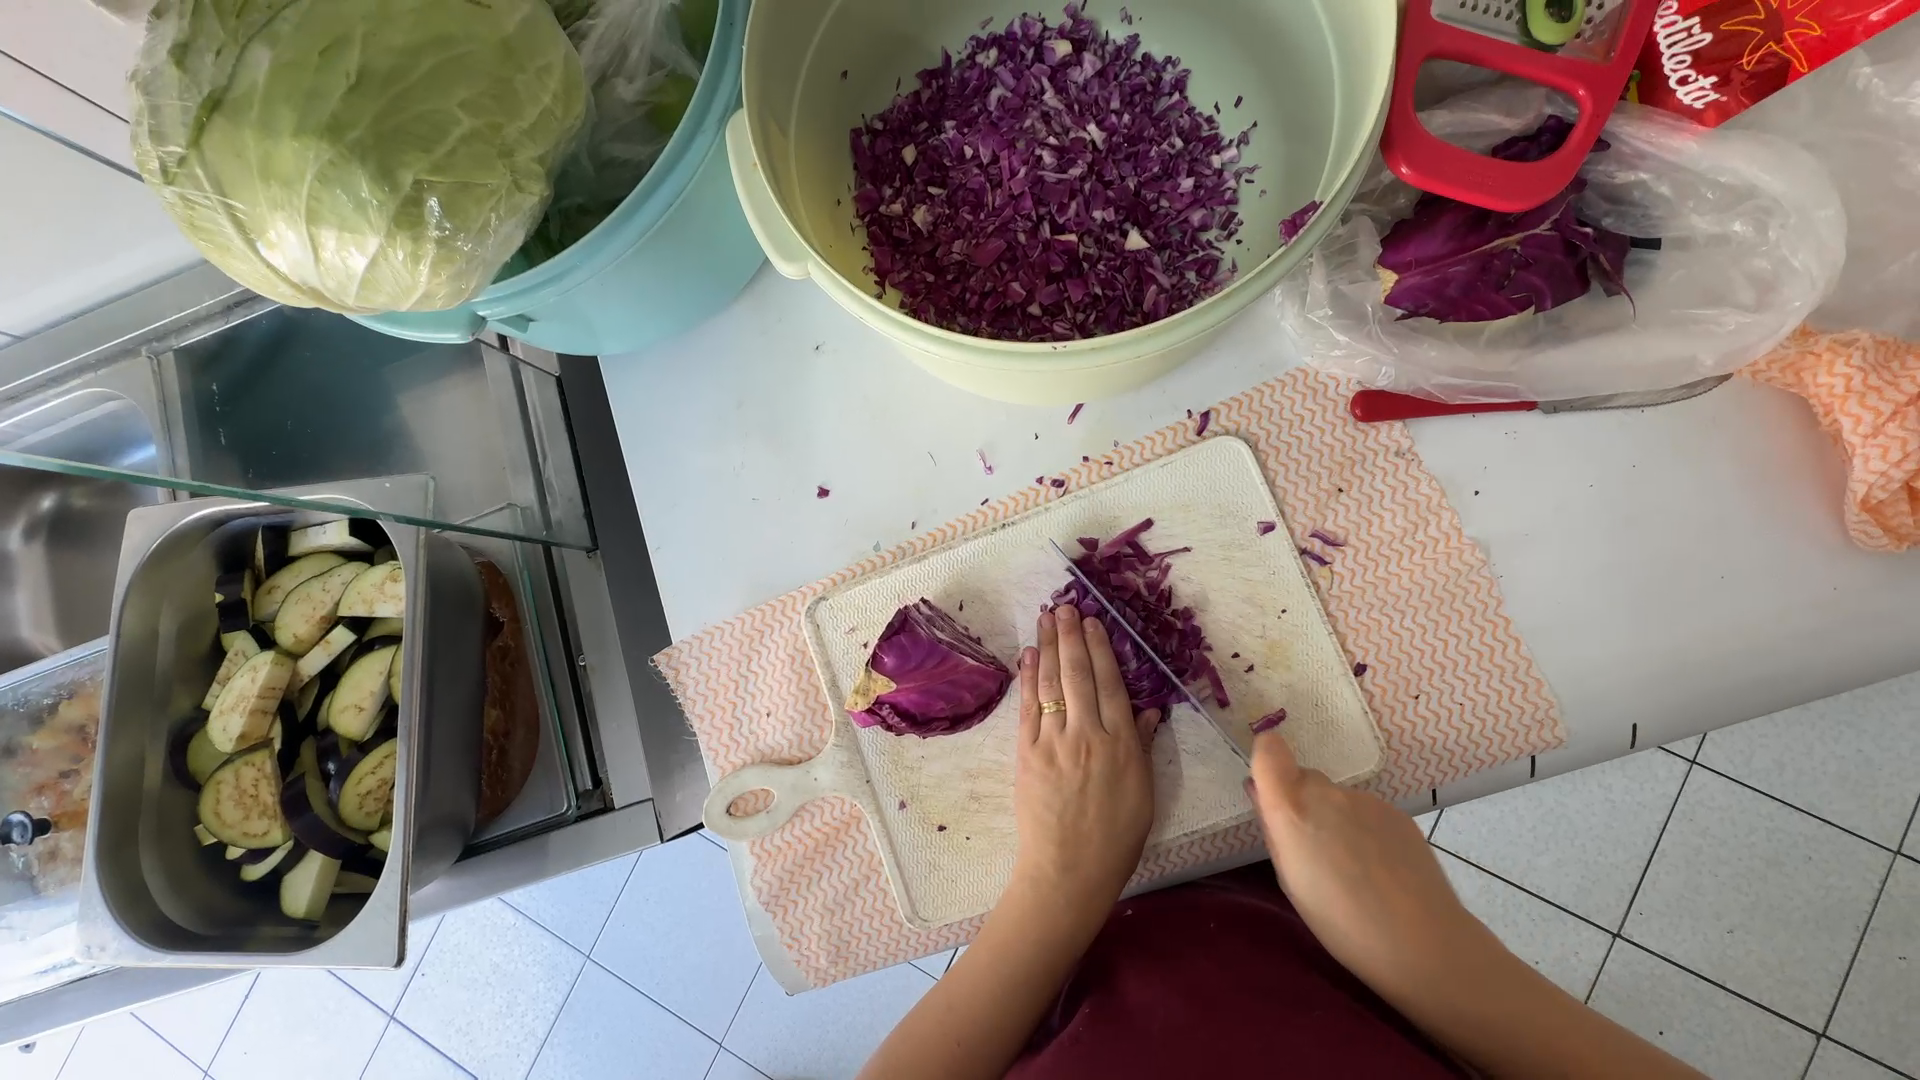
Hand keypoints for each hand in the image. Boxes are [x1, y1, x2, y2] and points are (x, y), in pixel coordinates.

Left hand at [1008, 607, 1161, 928]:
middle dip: (1072, 636)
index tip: (1093, 622)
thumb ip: (1143, 747)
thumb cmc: (1115, 837)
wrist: (1068, 871)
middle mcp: (1087, 735)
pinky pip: (1028, 706)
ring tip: (1047, 617)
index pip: (1110, 684)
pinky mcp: (1027, 753)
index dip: (1101, 649)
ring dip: (1048, 646)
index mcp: (1122, 744)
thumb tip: (1150, 710)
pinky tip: (1029, 655)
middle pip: (1078, 674)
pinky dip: (1028, 677)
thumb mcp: (1143, 792)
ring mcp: (1053, 741)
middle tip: (1066, 605)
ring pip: (1051, 683)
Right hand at [1245, 727, 1481, 997]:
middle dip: (1302, 804)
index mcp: (1291, 806)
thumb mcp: (1288, 879)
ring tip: (1353, 870)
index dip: (1266, 760)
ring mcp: (1365, 799)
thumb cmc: (1339, 921)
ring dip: (1336, 822)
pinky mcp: (1397, 812)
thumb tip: (1260, 791)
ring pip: (1337, 800)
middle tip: (1314, 851)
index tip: (1270, 790)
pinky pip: (1366, 814)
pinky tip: (1380, 871)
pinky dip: (1365, 833)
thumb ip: (1273, 828)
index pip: (1269, 748)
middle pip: (1304, 779)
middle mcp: (1327, 792)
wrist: (1423, 942)